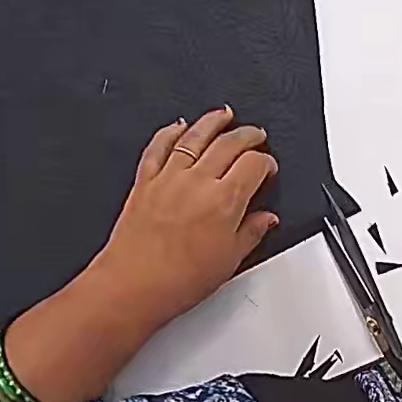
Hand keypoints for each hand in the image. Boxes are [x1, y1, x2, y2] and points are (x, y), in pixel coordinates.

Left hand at [86, 107, 280, 327]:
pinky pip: (158, 146)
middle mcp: (198, 182)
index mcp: (225, 201)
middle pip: (229, 143)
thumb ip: (251, 232)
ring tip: (224, 115)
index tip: (268, 167)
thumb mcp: (230, 260)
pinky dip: (170, 132)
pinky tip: (178, 126)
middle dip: (248, 134)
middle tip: (256, 134)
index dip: (266, 161)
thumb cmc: (178, 279)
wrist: (133, 286)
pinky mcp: (145, 181)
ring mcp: (169, 178)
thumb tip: (265, 219)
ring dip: (213, 121)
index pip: (254, 164)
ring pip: (195, 135)